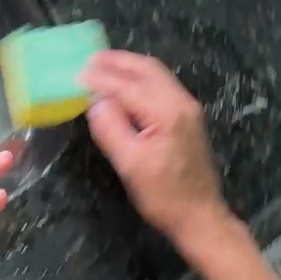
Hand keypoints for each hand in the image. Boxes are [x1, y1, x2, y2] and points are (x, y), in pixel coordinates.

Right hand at [78, 49, 230, 244]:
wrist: (203, 220)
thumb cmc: (165, 197)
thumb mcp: (131, 166)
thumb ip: (111, 128)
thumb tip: (94, 101)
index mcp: (167, 112)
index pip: (128, 85)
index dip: (101, 78)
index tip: (77, 73)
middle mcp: (181, 101)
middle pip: (146, 68)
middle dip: (117, 61)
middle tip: (89, 60)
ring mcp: (187, 106)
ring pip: (155, 72)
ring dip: (129, 66)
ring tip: (103, 66)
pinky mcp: (187, 114)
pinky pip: (161, 82)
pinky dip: (140, 76)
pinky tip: (125, 83)